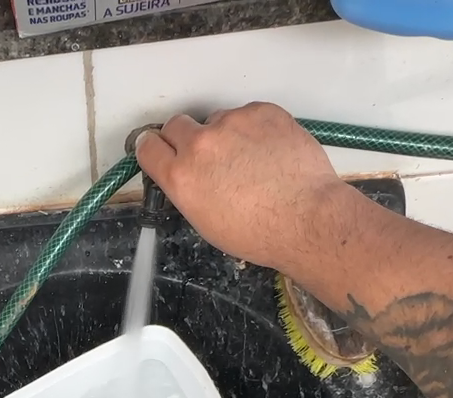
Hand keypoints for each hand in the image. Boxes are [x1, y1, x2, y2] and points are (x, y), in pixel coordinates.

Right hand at [135, 103, 353, 276]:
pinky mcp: (262, 111)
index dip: (152, 149)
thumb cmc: (257, 232)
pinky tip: (266, 153)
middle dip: (184, 138)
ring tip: (247, 162)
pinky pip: (247, 115)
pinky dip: (252, 130)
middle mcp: (200, 144)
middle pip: (176, 124)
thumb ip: (187, 190)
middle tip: (203, 157)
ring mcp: (232, 122)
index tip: (158, 150)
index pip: (148, 147)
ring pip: (216, 120)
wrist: (304, 218)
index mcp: (181, 176)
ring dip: (224, 135)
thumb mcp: (205, 221)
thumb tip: (189, 175)